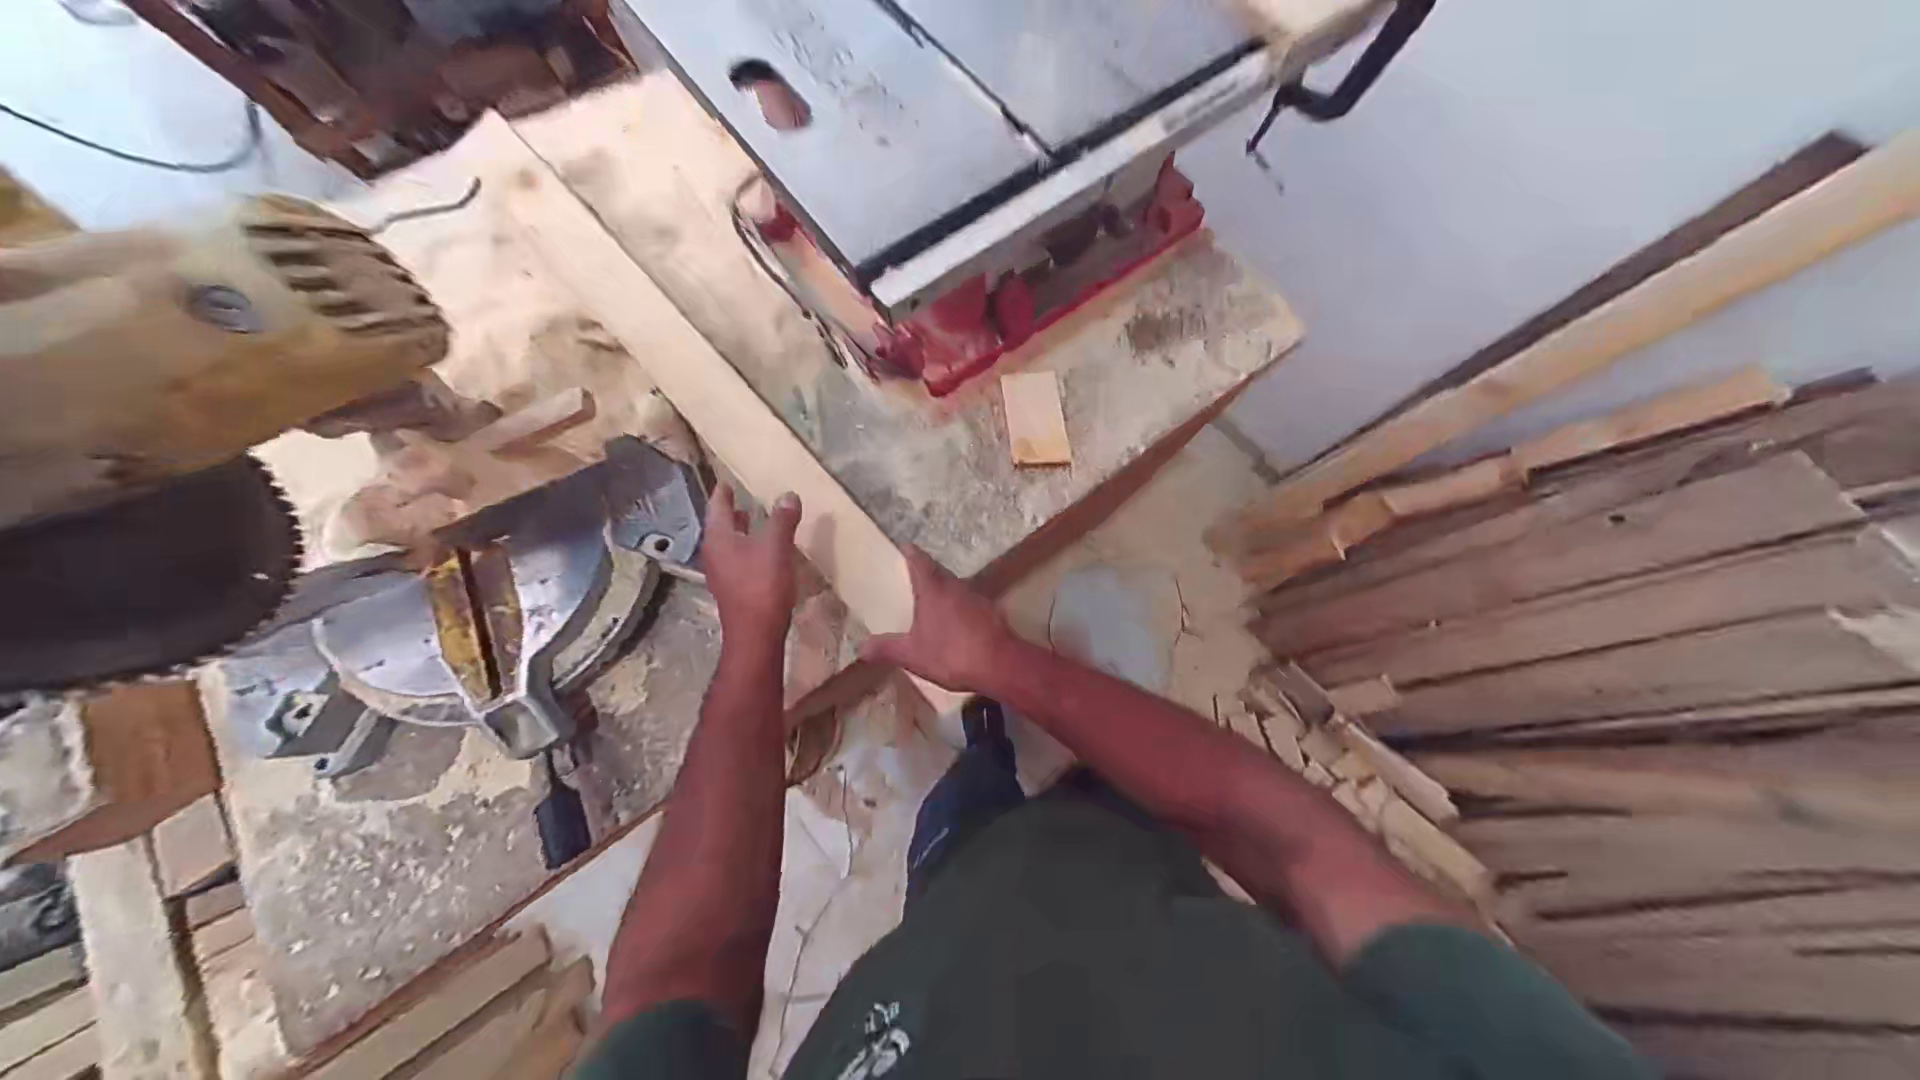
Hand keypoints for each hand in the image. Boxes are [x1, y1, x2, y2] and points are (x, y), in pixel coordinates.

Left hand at [701, 485, 801, 647]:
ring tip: (754, 520)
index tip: (726, 481)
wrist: (756, 633)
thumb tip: (788, 494)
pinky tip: (763, 551)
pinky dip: (747, 548)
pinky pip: (737, 560)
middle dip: (730, 512)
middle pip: (720, 526)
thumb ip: (782, 519)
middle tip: (741, 498)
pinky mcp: (733, 589)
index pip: (717, 507)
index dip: (723, 493)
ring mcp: (722, 573)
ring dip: (740, 531)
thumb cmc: (762, 584)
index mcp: (719, 538)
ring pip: (729, 544)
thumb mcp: (776, 546)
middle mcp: (715, 553)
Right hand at [861, 546, 1011, 692]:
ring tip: (931, 599)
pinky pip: (969, 602)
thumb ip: (887, 649)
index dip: (911, 553)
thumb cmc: (952, 653)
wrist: (1000, 665)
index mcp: (934, 590)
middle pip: (939, 572)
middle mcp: (956, 587)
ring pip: (956, 586)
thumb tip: (861, 648)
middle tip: (913, 575)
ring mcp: (977, 598)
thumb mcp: (913, 655)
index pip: (920, 561)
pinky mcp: (991, 613)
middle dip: (926, 572)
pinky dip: (959, 606)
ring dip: (944, 589)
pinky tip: (955, 621)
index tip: (904, 546)